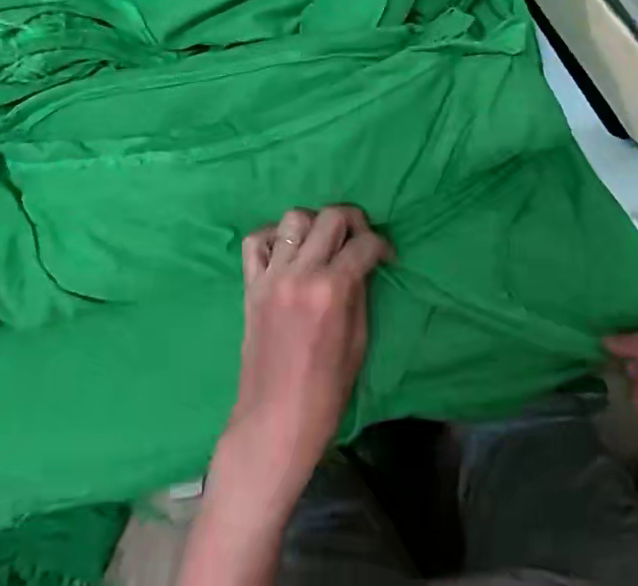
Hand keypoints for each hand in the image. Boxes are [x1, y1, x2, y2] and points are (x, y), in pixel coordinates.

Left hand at [223, 206, 391, 498]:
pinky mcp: (250, 286)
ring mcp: (270, 277)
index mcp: (332, 290)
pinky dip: (275, 237)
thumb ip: (359, 292)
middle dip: (354, 221)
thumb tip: (362, 264)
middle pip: (330, 216)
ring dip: (315, 224)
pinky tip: (289, 252)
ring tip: (324, 244)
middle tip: (359, 242)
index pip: (364, 243)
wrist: (275, 420)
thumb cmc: (326, 390)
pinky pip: (256, 242)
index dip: (382, 246)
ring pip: (293, 218)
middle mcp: (300, 274)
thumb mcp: (358, 340)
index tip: (386, 257)